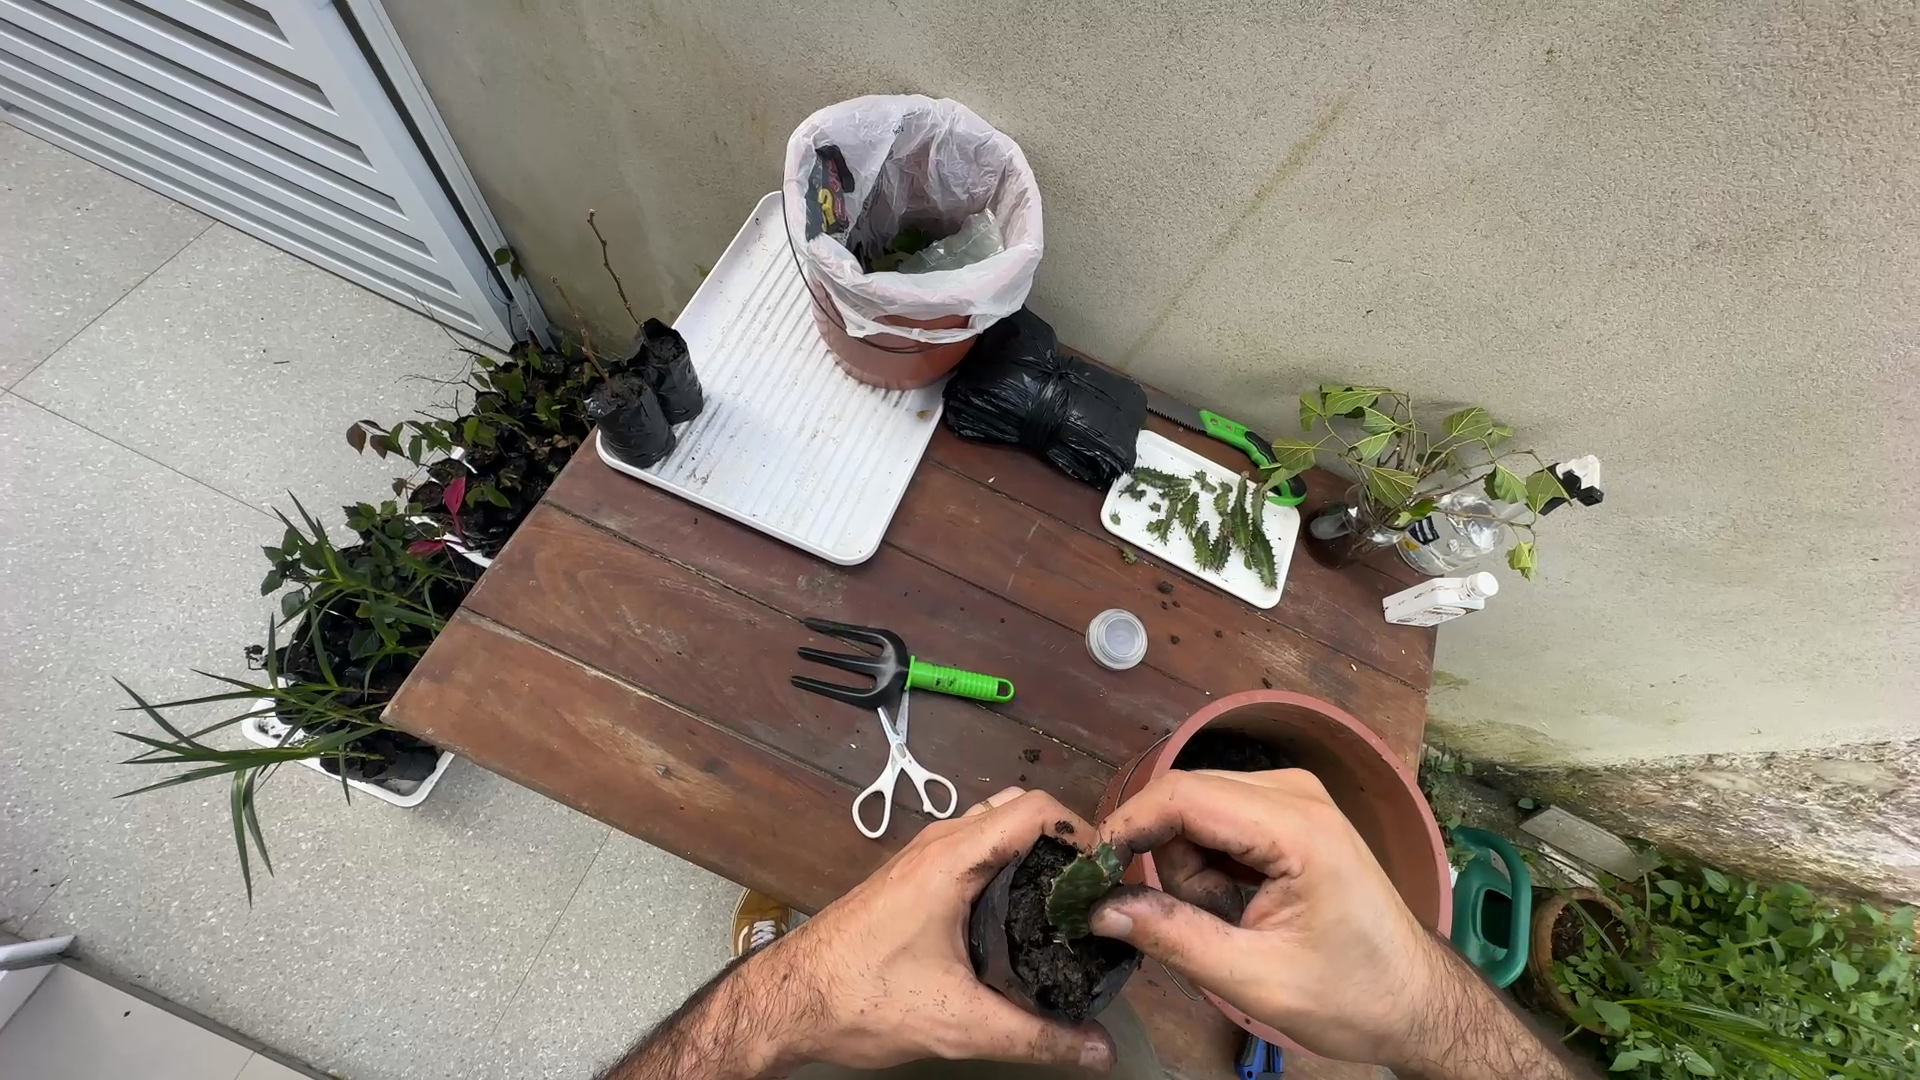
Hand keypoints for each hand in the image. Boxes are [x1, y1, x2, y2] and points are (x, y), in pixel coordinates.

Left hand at [760, 787, 1116, 1072]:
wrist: (791, 996)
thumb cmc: (866, 998)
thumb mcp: (957, 1023)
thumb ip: (1034, 1035)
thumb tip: (1100, 1049)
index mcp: (953, 857)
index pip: (1032, 807)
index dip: (1079, 828)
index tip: (1107, 871)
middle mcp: (941, 840)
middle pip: (1017, 806)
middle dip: (1061, 836)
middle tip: (1092, 888)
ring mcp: (924, 851)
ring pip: (993, 821)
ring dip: (1033, 844)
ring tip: (1065, 897)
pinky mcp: (915, 869)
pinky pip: (974, 841)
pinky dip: (1006, 855)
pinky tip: (1019, 906)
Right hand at [1090, 769, 1459, 1070]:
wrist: (1419, 1001)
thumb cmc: (1351, 997)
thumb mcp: (1255, 981)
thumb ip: (1173, 937)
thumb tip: (1098, 909)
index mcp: (1295, 826)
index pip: (1183, 796)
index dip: (1129, 825)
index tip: (1095, 870)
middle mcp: (1291, 789)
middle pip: (1184, 798)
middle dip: (1167, 856)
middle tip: (1189, 917)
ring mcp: (1290, 791)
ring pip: (1194, 806)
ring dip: (1190, 863)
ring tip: (1227, 917)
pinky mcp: (1285, 803)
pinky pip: (1215, 813)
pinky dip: (1209, 857)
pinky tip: (1237, 897)